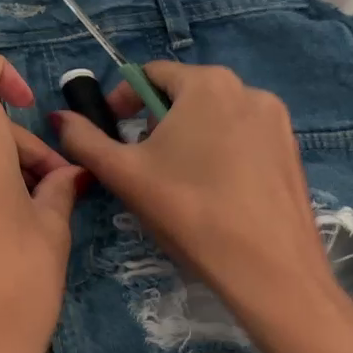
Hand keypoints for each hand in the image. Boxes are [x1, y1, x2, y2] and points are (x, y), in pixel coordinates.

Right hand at [47, 60, 330, 318]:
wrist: (273, 277)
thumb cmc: (190, 210)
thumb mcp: (122, 172)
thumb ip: (83, 138)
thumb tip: (59, 117)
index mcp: (207, 84)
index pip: (148, 75)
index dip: (121, 101)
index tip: (111, 133)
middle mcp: (247, 91)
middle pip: (182, 94)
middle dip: (154, 121)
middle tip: (140, 160)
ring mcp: (277, 123)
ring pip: (212, 117)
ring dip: (186, 137)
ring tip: (173, 179)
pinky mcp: (293, 154)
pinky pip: (240, 139)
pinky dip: (217, 153)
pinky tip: (210, 192)